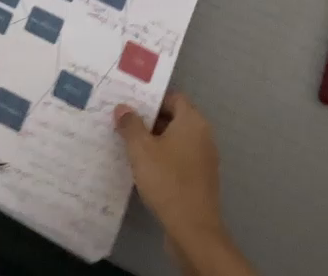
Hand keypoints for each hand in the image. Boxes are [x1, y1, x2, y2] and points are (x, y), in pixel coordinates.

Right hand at [116, 93, 252, 275]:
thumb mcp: (141, 149)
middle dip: (150, 121)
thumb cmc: (167, 181)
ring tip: (130, 147)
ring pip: (176, 140)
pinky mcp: (201, 179)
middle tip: (124, 125)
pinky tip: (145, 170)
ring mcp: (204, 159)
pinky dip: (164, 159)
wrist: (193, 229)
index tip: (130, 105)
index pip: (173, 98)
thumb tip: (123, 108)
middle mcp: (203, 136)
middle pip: (175, 118)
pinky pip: (180, 159)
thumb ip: (130, 125)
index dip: (151, 100)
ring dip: (156, 141)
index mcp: (193, 121)